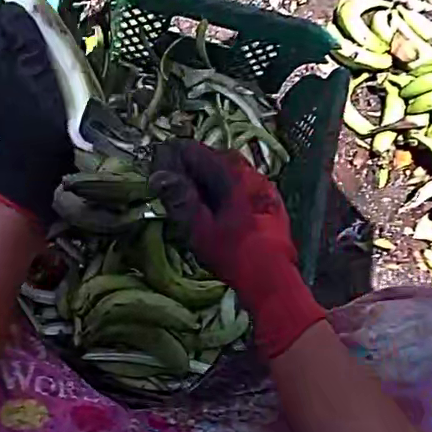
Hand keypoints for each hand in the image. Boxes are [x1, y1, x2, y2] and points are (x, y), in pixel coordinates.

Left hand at [0, 0, 73, 225]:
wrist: (34, 167)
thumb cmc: (41, 125)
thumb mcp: (37, 81)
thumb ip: (26, 45)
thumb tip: (13, 6)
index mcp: (6, 58)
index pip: (2, 15)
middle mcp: (2, 66)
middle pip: (4, 27)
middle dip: (15, 8)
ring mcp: (8, 82)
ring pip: (11, 44)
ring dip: (22, 28)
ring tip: (40, 16)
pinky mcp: (17, 95)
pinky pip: (20, 61)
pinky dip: (29, 49)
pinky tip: (42, 52)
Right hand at [150, 139, 325, 358]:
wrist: (274, 279)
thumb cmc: (234, 254)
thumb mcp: (200, 228)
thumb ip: (180, 198)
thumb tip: (159, 175)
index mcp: (232, 174)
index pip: (196, 152)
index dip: (173, 156)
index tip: (157, 164)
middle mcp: (251, 173)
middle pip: (215, 158)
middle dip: (192, 165)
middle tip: (172, 180)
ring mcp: (265, 186)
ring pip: (231, 171)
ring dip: (211, 177)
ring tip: (193, 193)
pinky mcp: (272, 202)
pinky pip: (244, 185)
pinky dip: (227, 189)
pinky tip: (219, 205)